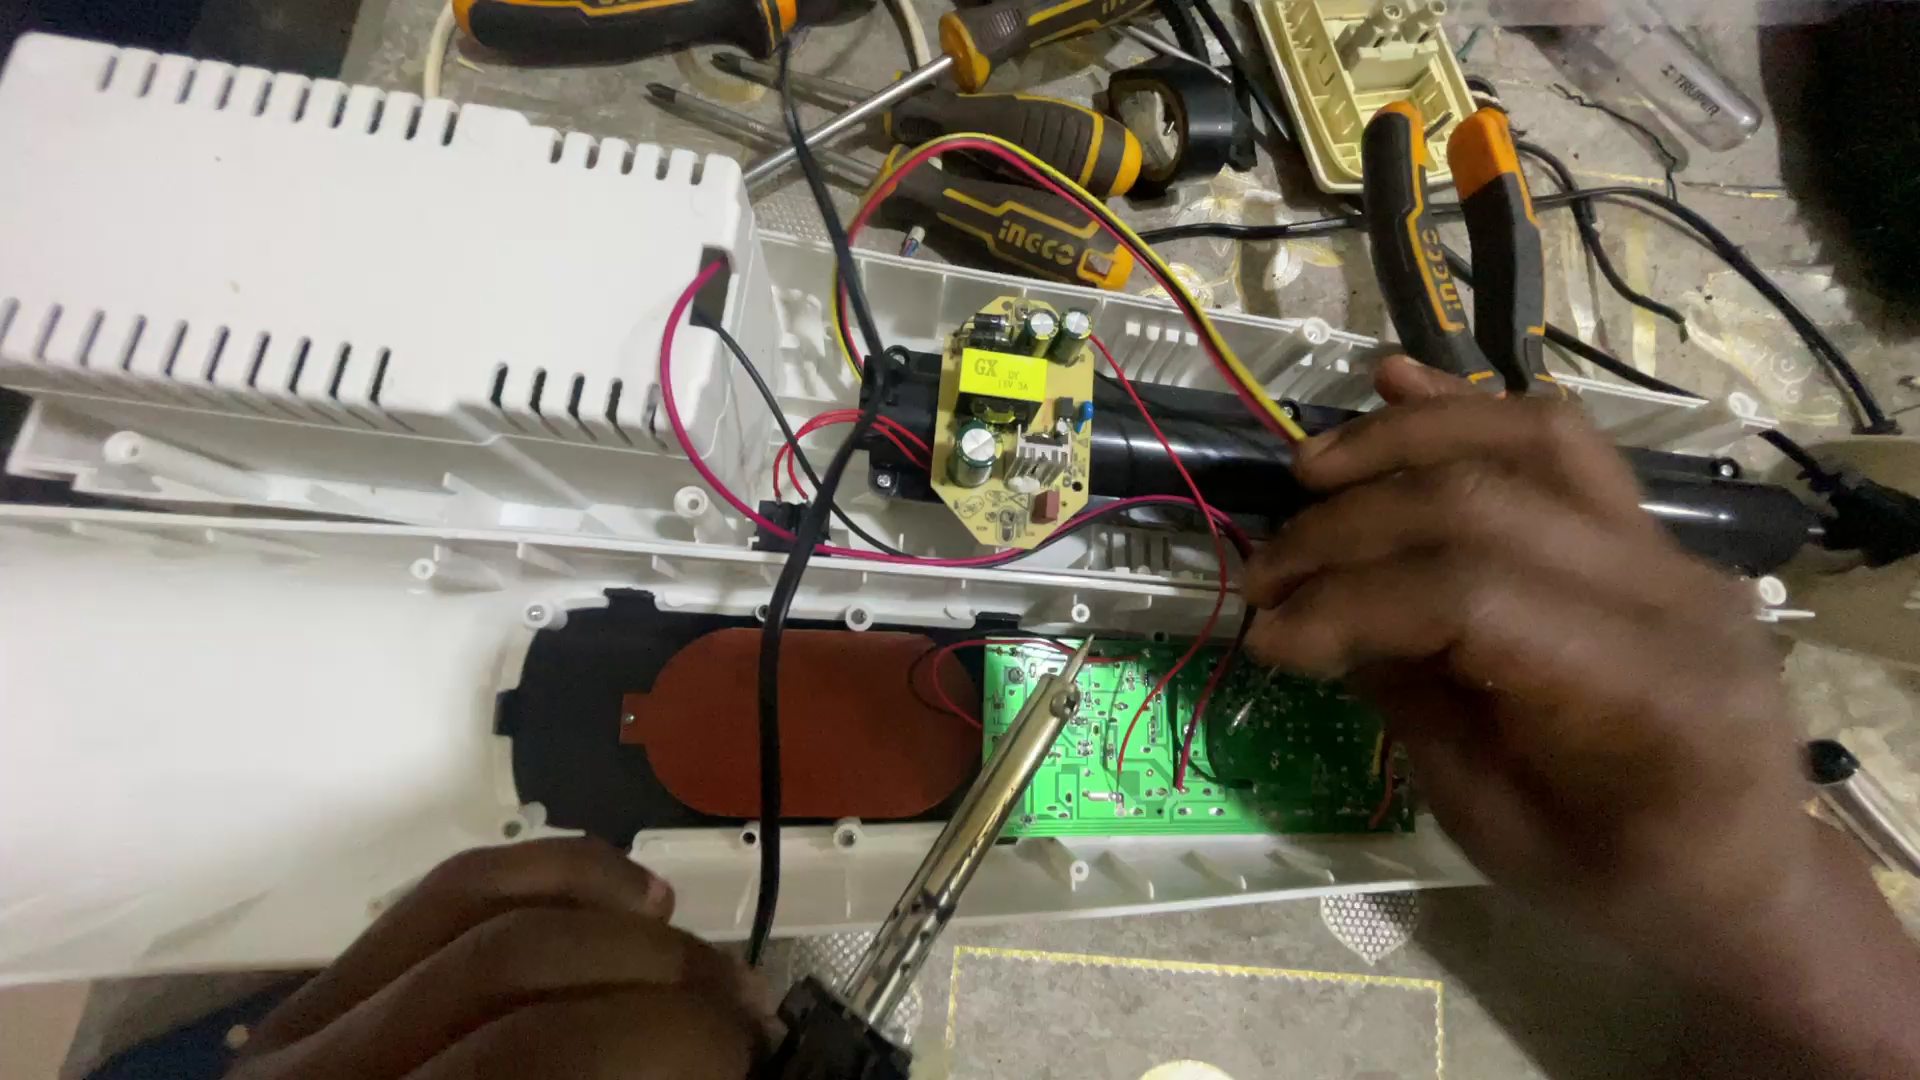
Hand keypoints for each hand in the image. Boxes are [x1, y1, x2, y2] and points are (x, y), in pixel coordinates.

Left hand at [229, 838, 770, 1079]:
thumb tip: (743, 1054)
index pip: (536, 1052)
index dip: (671, 1037)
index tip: (752, 1047)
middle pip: (520, 966)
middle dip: (662, 972)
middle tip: (743, 1003)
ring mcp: (301, 1031)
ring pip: (488, 905)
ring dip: (622, 917)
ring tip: (695, 946)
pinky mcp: (325, 988)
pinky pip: (459, 884)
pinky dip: (566, 870)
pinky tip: (634, 897)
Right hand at [1243, 357, 1813, 970]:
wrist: (1735, 867)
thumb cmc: (1611, 869)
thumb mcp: (1488, 817)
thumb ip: (1405, 697)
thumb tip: (1307, 617)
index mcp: (1640, 691)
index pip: (1466, 596)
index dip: (1344, 603)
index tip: (1265, 634)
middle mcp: (1667, 592)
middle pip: (1475, 505)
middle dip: (1341, 532)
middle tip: (1264, 572)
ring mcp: (1660, 546)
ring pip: (1518, 438)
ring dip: (1391, 444)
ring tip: (1305, 471)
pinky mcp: (1636, 527)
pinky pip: (1550, 439)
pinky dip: (1457, 406)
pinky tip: (1389, 380)